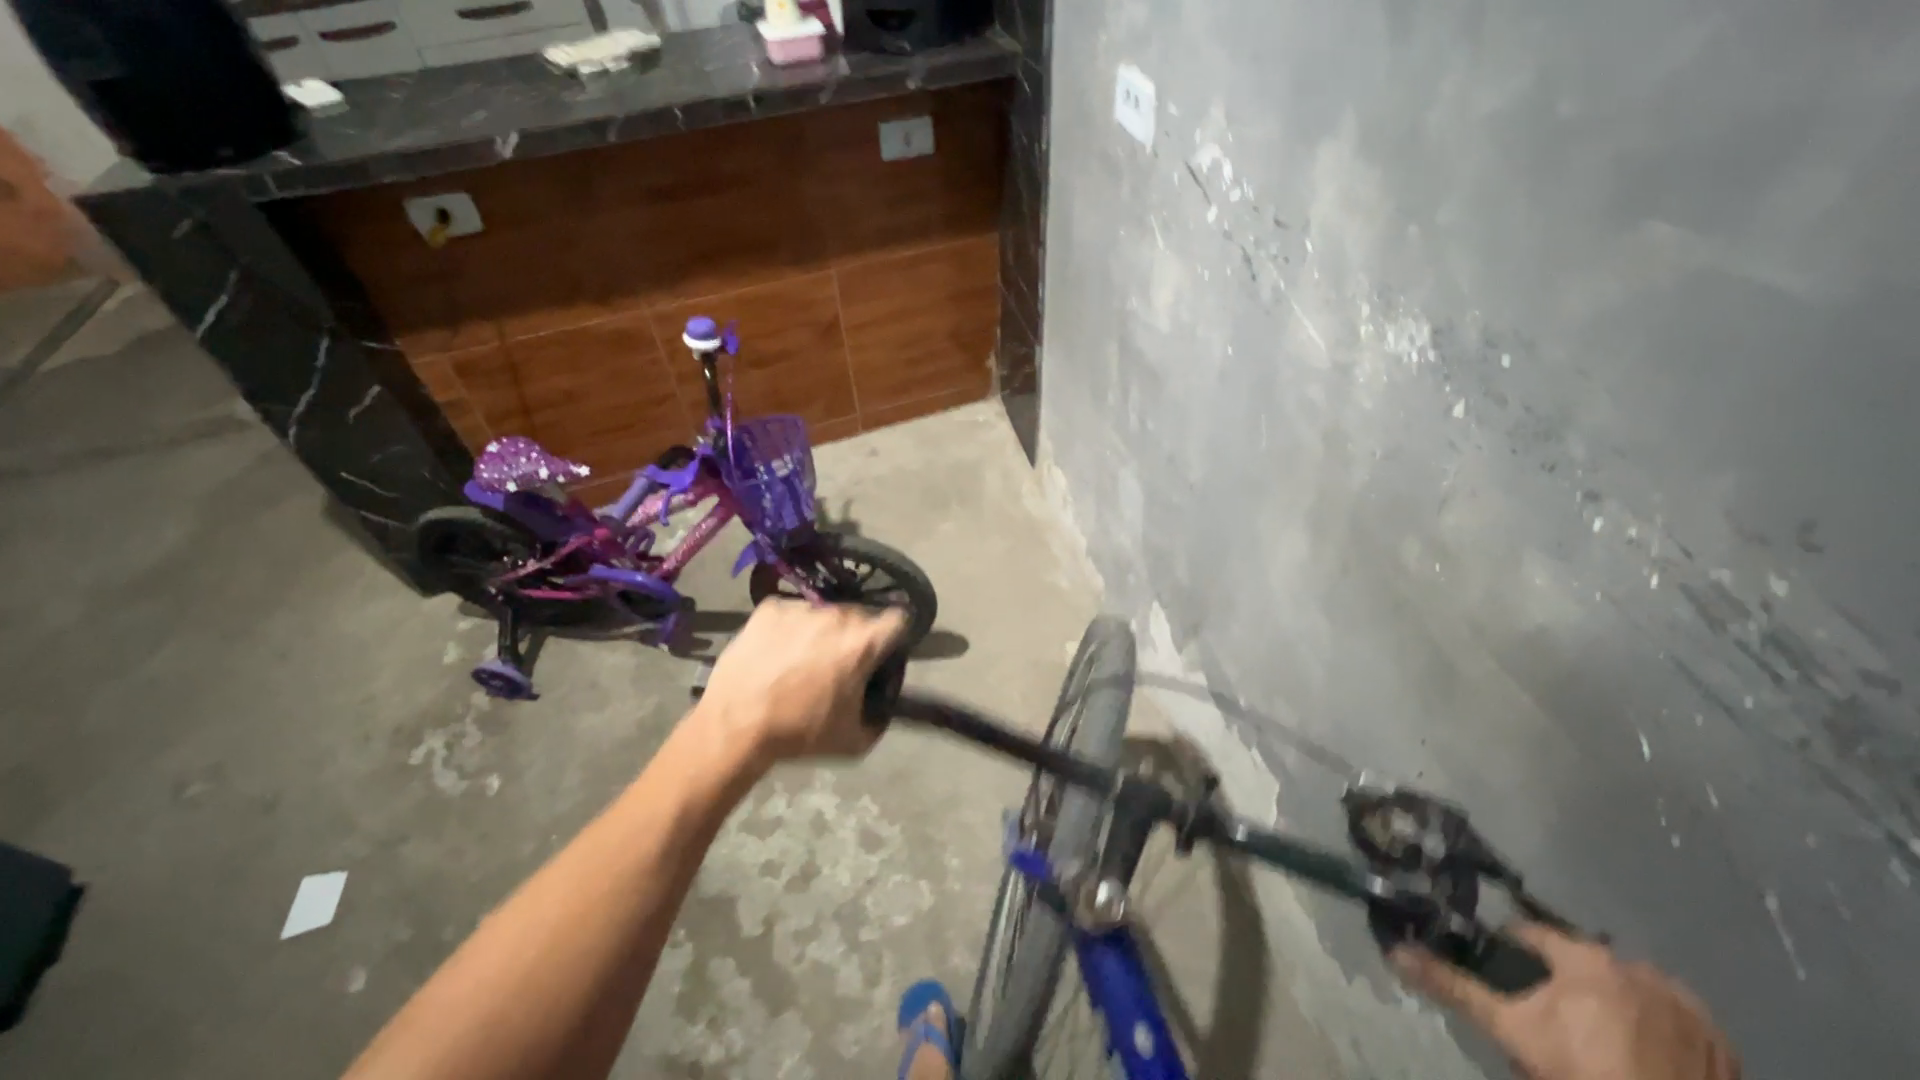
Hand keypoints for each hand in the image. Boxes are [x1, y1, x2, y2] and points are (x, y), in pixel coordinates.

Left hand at [695, 599, 908, 762]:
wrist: (736, 725)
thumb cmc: (800, 732)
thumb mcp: (854, 740)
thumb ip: (880, 717)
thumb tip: (881, 707)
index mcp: (863, 643)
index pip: (898, 620)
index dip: (894, 636)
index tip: (883, 652)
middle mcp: (836, 615)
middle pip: (859, 616)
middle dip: (855, 637)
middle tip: (839, 664)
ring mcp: (800, 608)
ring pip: (823, 614)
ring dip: (821, 632)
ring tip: (801, 660)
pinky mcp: (769, 608)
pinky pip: (791, 613)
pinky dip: (789, 629)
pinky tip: (777, 653)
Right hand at [1392, 923, 1739, 1079]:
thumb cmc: (1578, 1072)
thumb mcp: (1509, 1030)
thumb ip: (1456, 987)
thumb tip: (1397, 951)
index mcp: (1586, 959)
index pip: (1534, 935)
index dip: (1512, 948)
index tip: (1500, 965)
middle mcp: (1638, 968)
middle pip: (1586, 962)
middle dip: (1566, 980)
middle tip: (1549, 1014)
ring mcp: (1687, 1005)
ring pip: (1635, 990)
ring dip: (1615, 1003)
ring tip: (1599, 1038)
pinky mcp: (1720, 1044)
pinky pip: (1680, 1023)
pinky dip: (1660, 1031)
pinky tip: (1645, 1056)